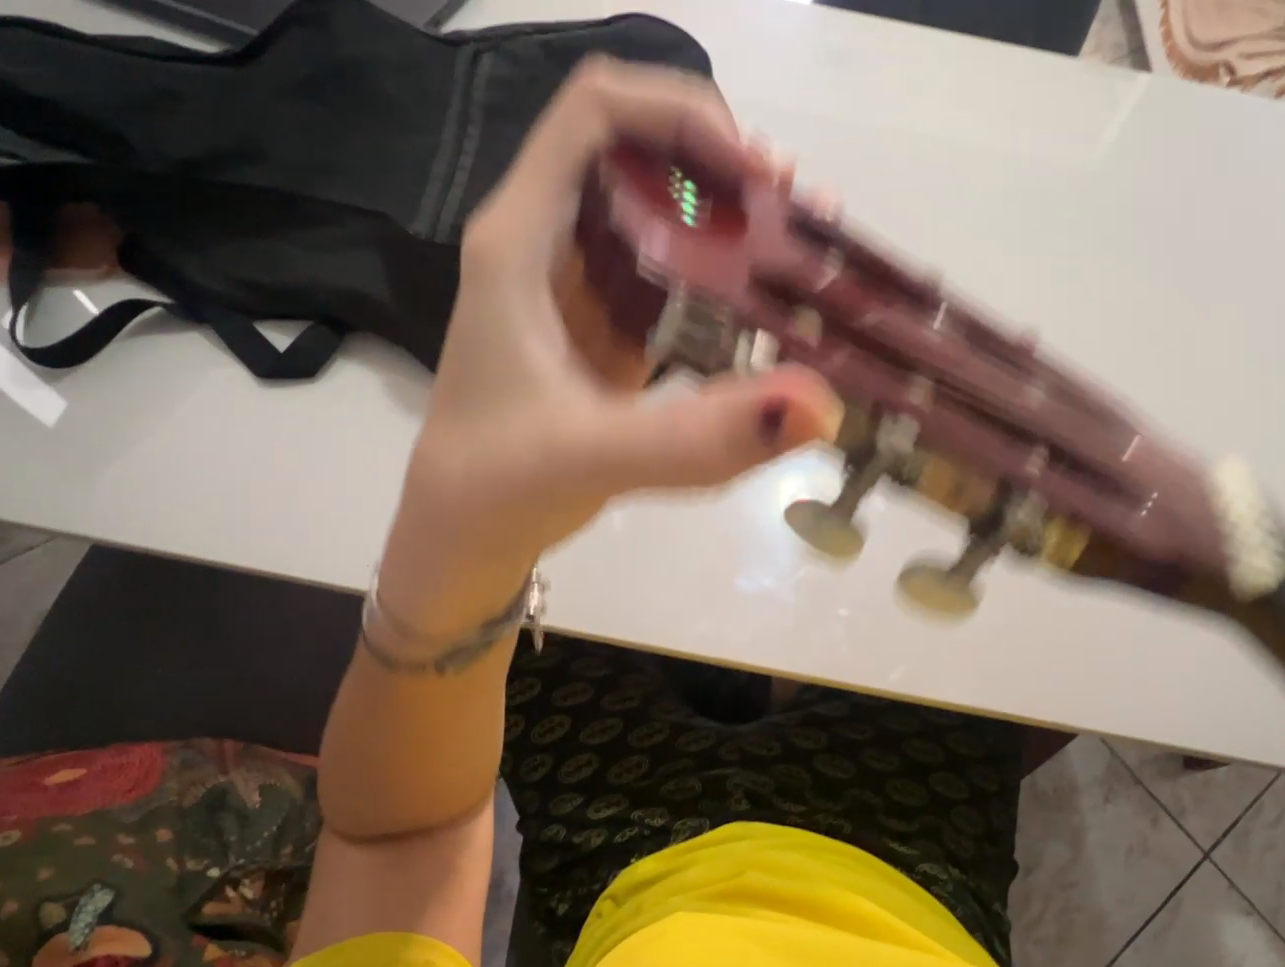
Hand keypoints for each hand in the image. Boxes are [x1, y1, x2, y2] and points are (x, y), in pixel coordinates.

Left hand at [376, 59, 840, 631]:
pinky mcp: (606, 328)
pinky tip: (772, 307)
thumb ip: (697, 436)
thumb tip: (820, 407)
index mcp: (521, 239)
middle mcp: (550, 242)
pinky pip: (672, 276)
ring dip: (731, 219)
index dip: (679, 113)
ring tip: (805, 248)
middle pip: (639, 151)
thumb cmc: (495, 487)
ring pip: (660, 211)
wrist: (463, 536)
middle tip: (798, 213)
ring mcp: (580, 286)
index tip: (753, 174)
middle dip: (723, 167)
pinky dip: (724, 279)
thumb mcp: (590, 456)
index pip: (595, 113)